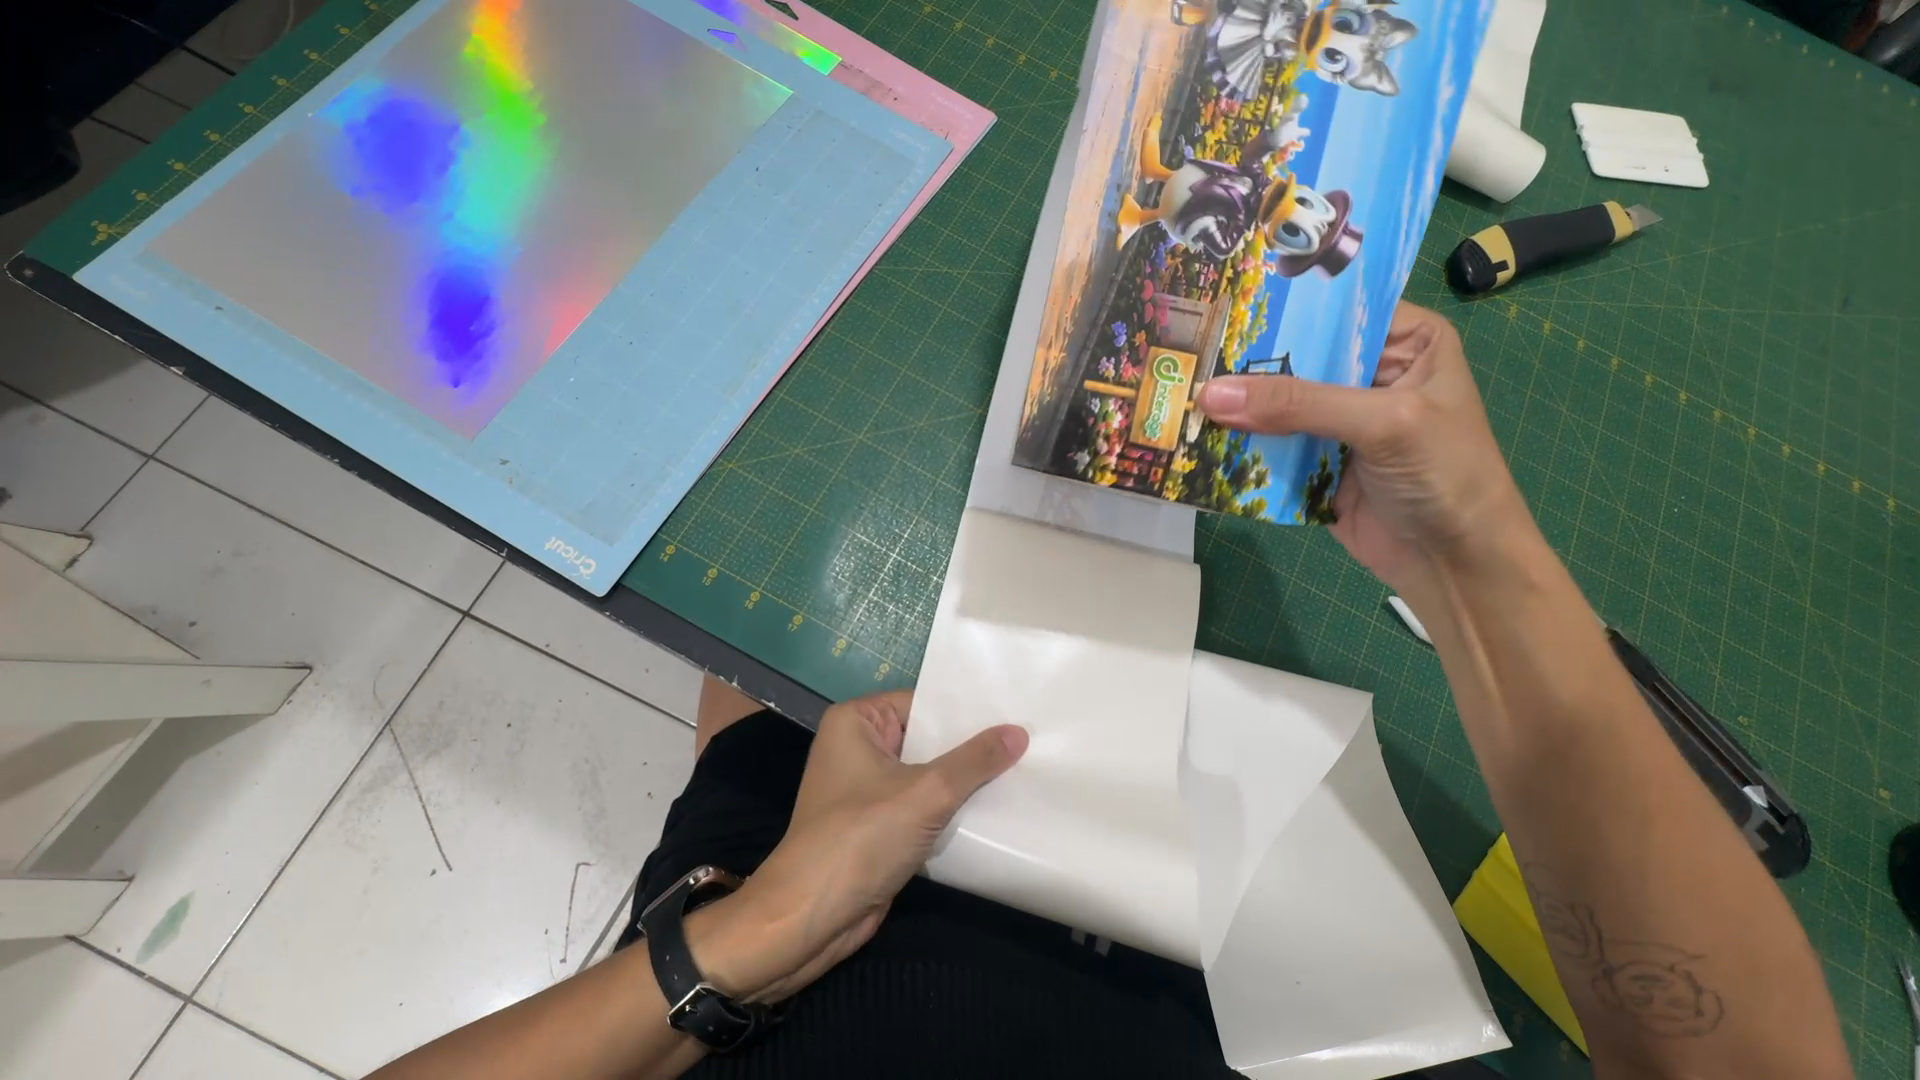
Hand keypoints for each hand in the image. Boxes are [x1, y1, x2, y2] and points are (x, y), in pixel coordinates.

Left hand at [685, 691, 1025, 1003]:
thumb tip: (1019, 732)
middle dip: (972, 747)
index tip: (1017, 710)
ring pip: (928, 774)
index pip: (923, 703)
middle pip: (928, 738)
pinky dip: (952, 809)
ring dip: (965, 781)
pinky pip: (923, 805)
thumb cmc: (860, 839)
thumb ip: (974, 761)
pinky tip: (997, 808)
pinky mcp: (878, 824)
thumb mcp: (926, 793)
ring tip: (1025, 770)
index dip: (968, 711)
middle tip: (1031, 740)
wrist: (810, 918)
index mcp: (856, 721)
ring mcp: (867, 788)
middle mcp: (858, 747)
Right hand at [1194, 302, 1535, 594]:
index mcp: (1405, 342)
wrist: (1455, 564)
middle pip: (1295, 356)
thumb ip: (1298, 404)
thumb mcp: (1382, 423)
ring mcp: (1337, 421)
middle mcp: (1368, 374)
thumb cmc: (1446, 475)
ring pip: (1274, 404)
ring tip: (1176, 389)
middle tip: (1184, 348)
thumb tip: (1210, 393)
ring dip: (1234, 407)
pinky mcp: (1313, 463)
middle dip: (1245, 360)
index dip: (1281, 306)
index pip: (1335, 309)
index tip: (1220, 300)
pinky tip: (1192, 435)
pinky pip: (1267, 446)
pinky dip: (1237, 446)